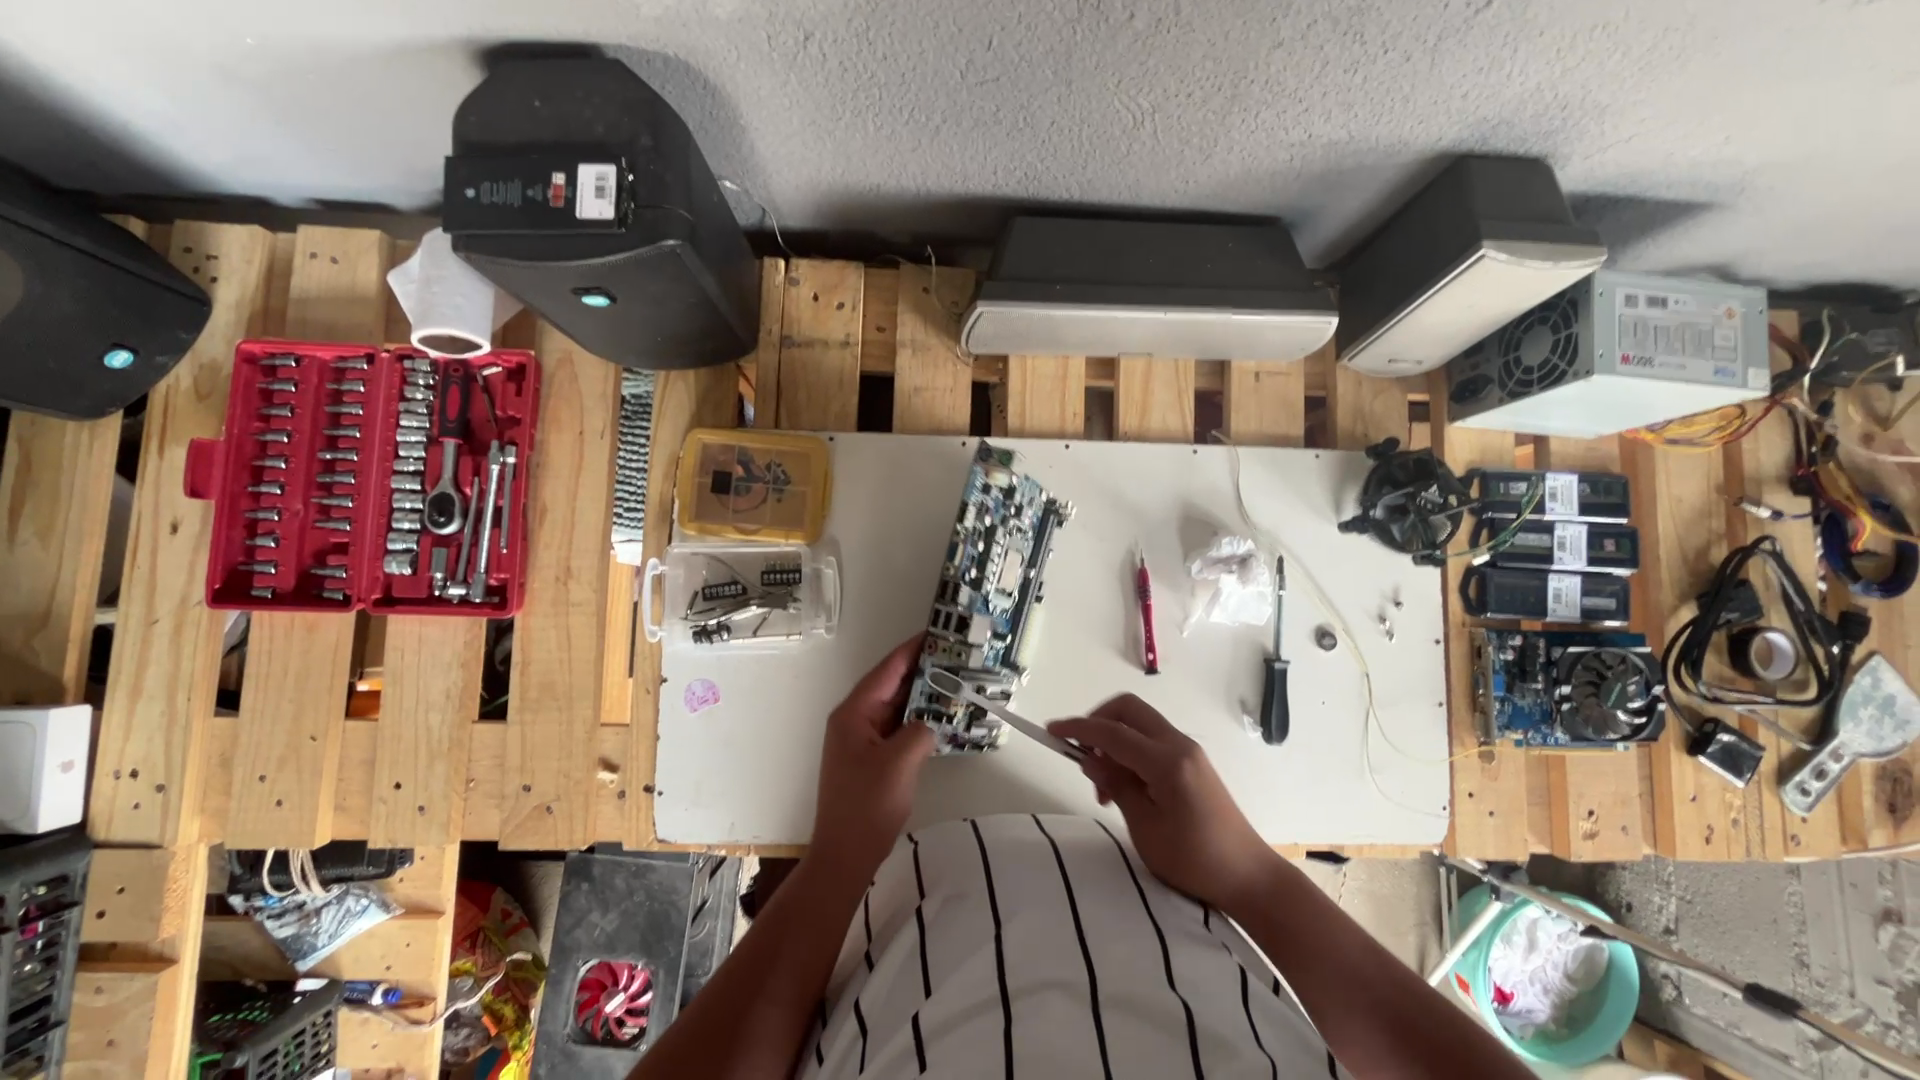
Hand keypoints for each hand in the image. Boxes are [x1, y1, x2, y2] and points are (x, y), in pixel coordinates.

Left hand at [810, 636, 935, 880]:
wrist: (845, 855)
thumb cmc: (867, 806)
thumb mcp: (899, 763)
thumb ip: (920, 731)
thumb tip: (930, 723)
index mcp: (853, 714)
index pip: (886, 671)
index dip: (912, 651)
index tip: (938, 633)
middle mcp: (854, 721)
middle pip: (890, 686)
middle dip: (921, 671)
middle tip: (956, 657)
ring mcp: (861, 741)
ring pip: (896, 708)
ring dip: (922, 697)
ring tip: (954, 682)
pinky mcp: (871, 759)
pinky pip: (897, 728)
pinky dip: (918, 721)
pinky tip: (941, 719)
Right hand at [1050, 695, 1280, 911]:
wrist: (1248, 876)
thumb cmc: (1194, 860)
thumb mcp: (1145, 828)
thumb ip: (1117, 786)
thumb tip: (1091, 760)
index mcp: (1167, 762)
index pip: (1113, 733)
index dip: (1078, 729)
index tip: (1050, 731)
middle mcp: (1179, 745)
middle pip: (1128, 710)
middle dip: (1097, 721)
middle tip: (1080, 755)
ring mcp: (1188, 752)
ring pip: (1139, 724)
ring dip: (1114, 740)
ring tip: (1104, 787)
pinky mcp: (1192, 763)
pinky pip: (1152, 741)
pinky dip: (1130, 750)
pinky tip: (1124, 786)